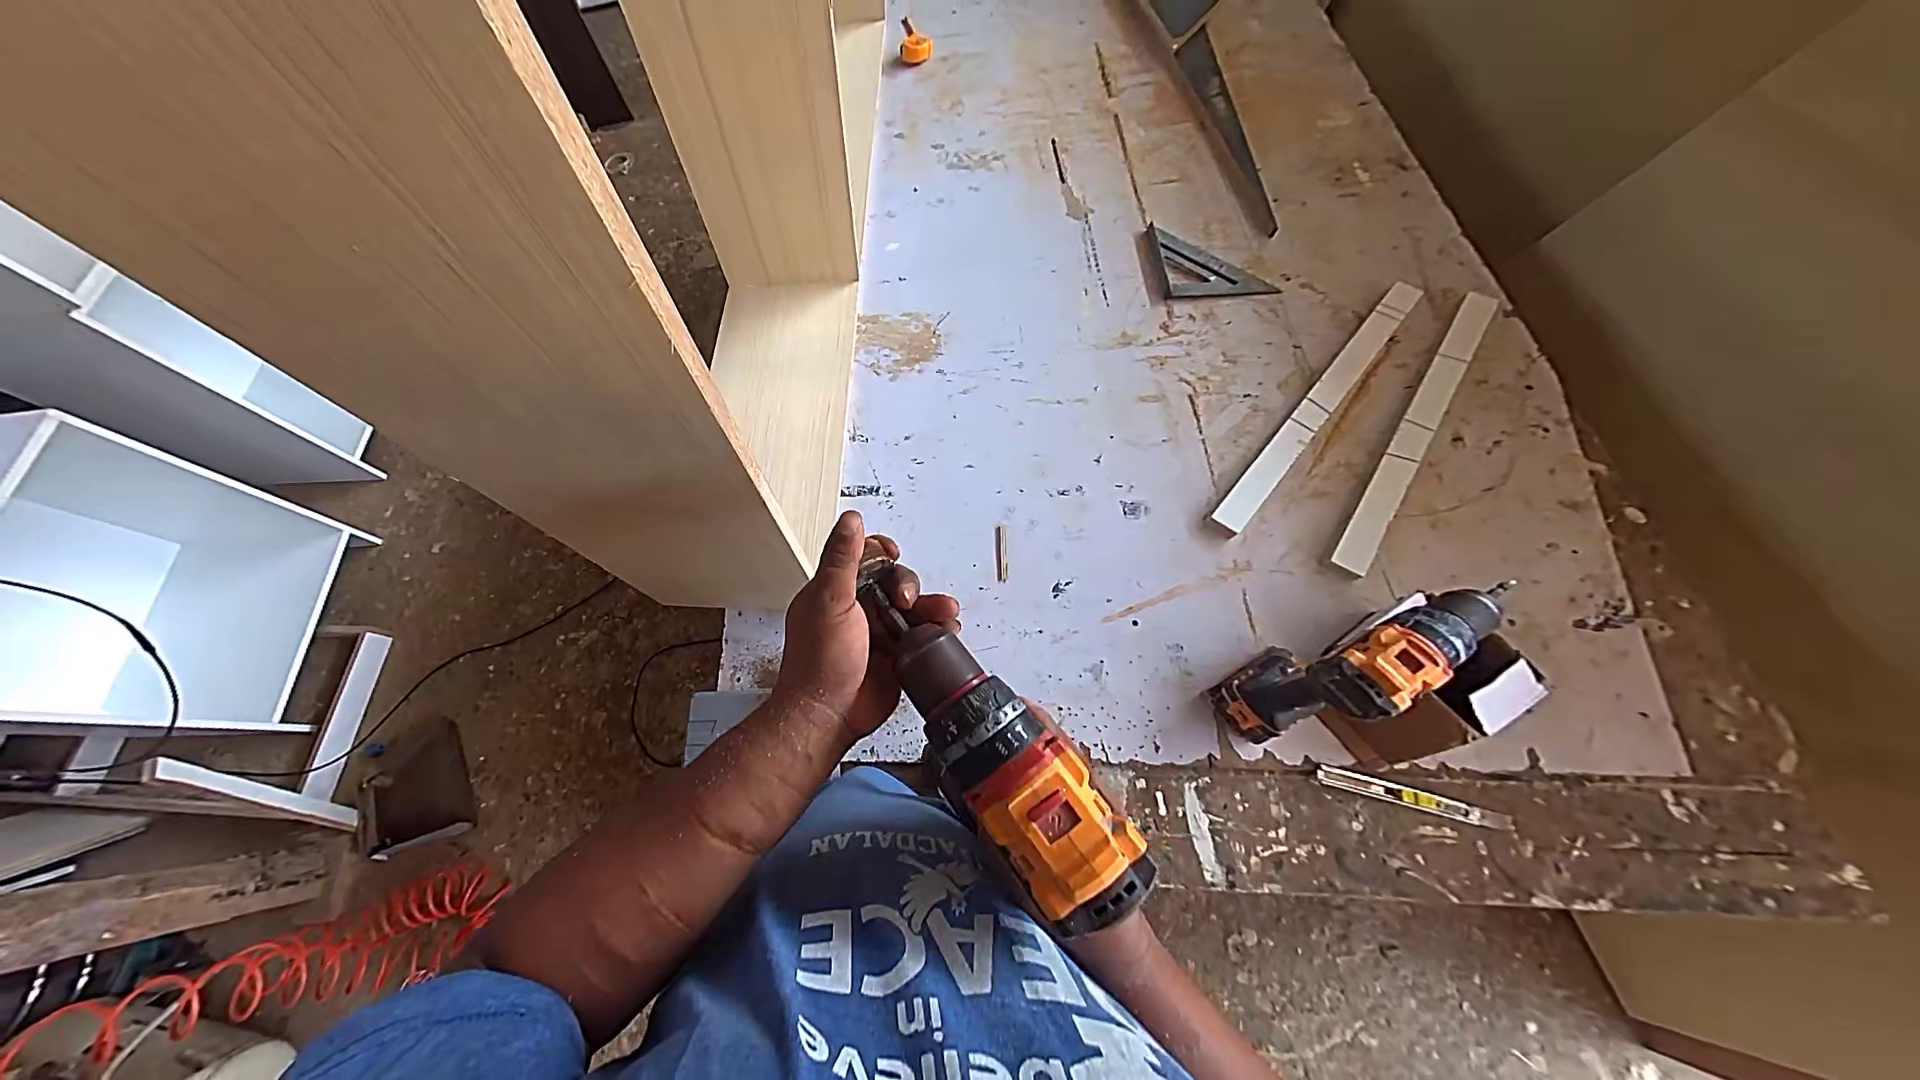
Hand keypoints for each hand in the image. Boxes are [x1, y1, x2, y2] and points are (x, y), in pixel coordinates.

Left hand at [775, 511, 960, 740]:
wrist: (828, 715)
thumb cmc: (818, 663)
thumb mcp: (829, 600)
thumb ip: (842, 558)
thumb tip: (851, 520)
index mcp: (837, 591)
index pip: (864, 558)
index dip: (882, 552)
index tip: (892, 554)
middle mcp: (859, 610)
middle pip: (896, 582)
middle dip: (910, 586)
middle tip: (907, 601)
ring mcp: (879, 634)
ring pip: (914, 609)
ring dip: (932, 607)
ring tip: (946, 613)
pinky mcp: (896, 656)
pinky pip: (922, 636)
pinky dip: (937, 632)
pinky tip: (945, 632)